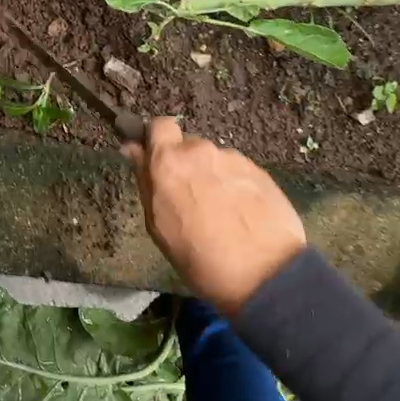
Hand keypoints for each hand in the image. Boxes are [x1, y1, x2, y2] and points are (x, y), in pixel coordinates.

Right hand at [124, 116, 306, 314]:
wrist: (266, 275)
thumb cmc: (200, 258)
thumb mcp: (158, 226)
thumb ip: (145, 181)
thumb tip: (134, 149)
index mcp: (168, 161)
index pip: (159, 125)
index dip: (158, 140)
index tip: (158, 162)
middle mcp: (200, 151)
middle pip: (188, 146)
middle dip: (187, 165)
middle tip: (191, 199)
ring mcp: (233, 159)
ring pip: (214, 160)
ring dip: (212, 176)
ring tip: (222, 212)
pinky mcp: (260, 172)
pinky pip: (238, 172)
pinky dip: (236, 186)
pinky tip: (242, 214)